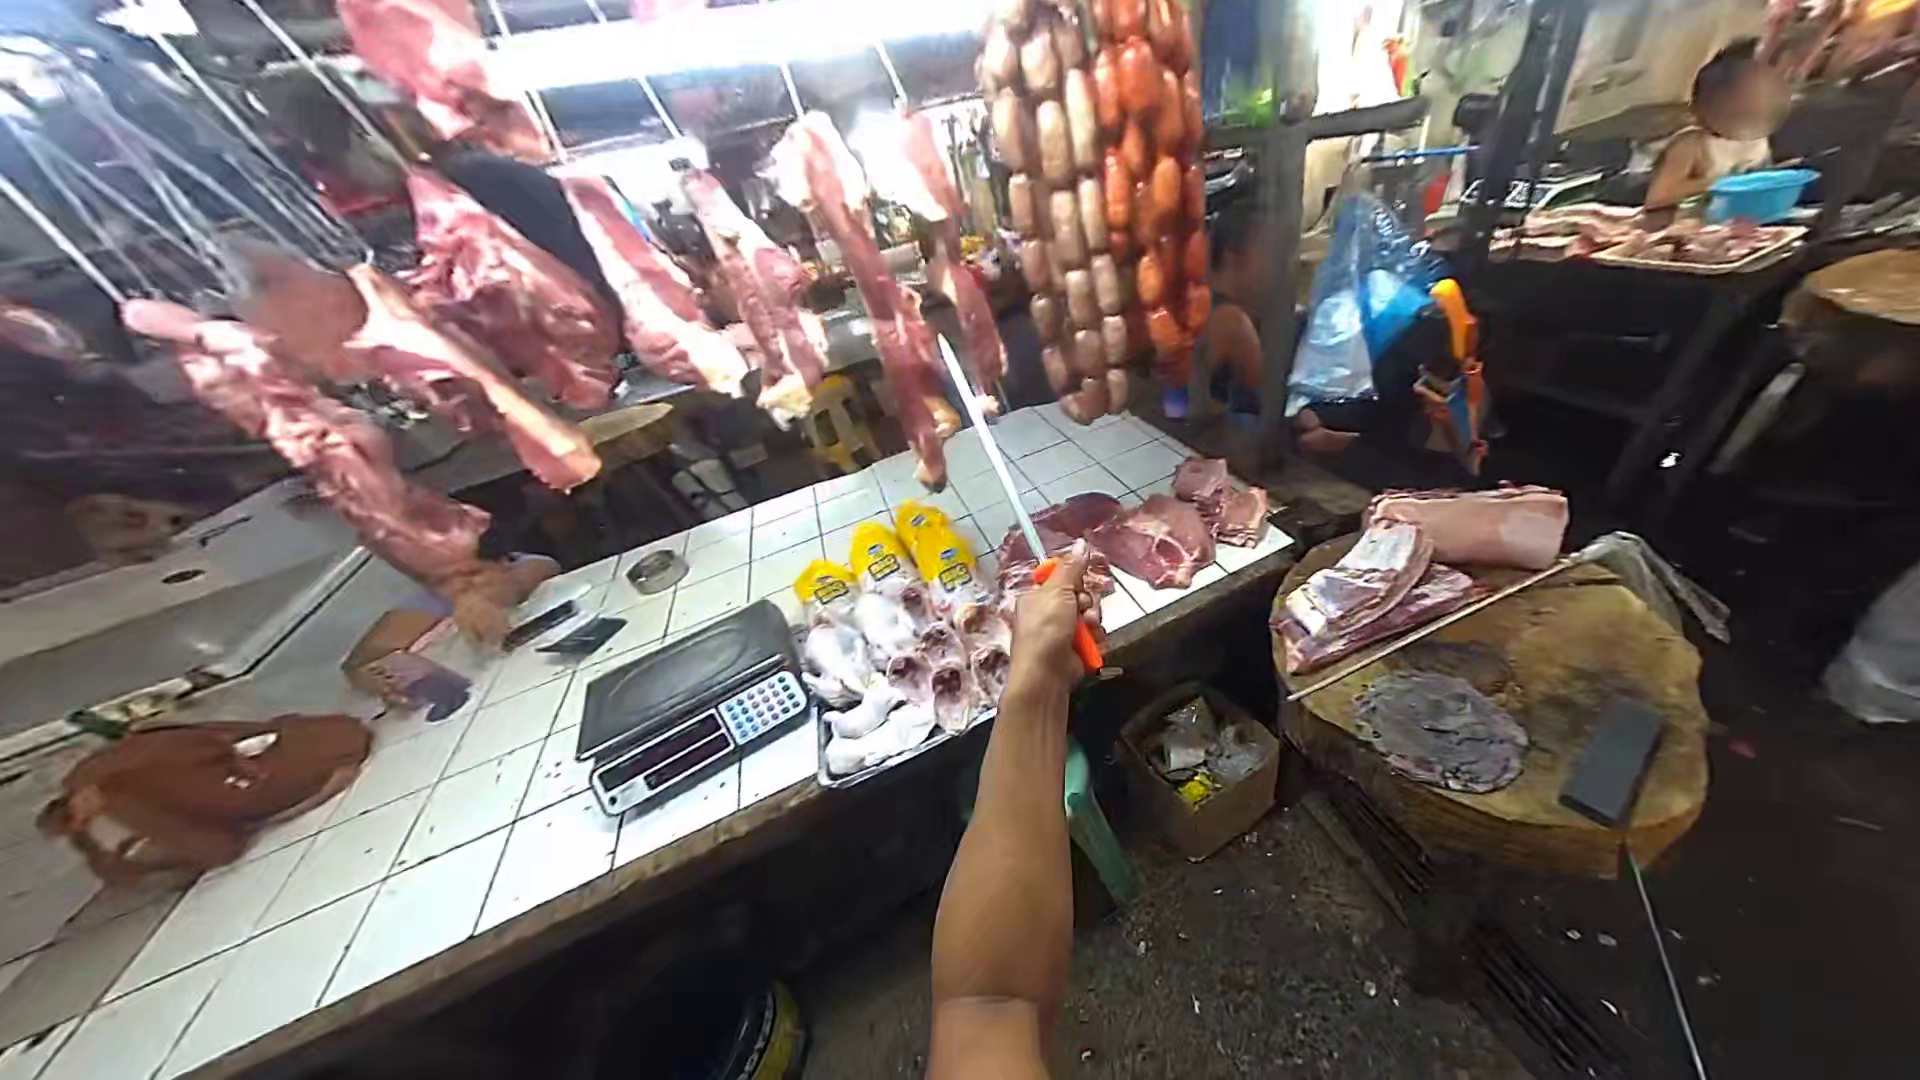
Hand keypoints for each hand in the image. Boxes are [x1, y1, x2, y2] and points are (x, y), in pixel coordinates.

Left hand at [1008, 543, 1100, 691]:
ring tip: (1088, 629)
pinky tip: (1092, 643)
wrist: (1046, 673)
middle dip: (1087, 602)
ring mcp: (1063, 631)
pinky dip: (1096, 639)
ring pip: (1091, 615)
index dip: (1073, 579)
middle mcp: (1049, 612)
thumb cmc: (1045, 628)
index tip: (1079, 582)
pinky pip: (1094, 636)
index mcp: (1037, 596)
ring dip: (1093, 621)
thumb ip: (1072, 568)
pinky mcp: (1076, 649)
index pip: (1061, 578)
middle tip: (1082, 608)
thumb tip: (1081, 543)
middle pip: (1080, 596)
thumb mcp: (1057, 591)